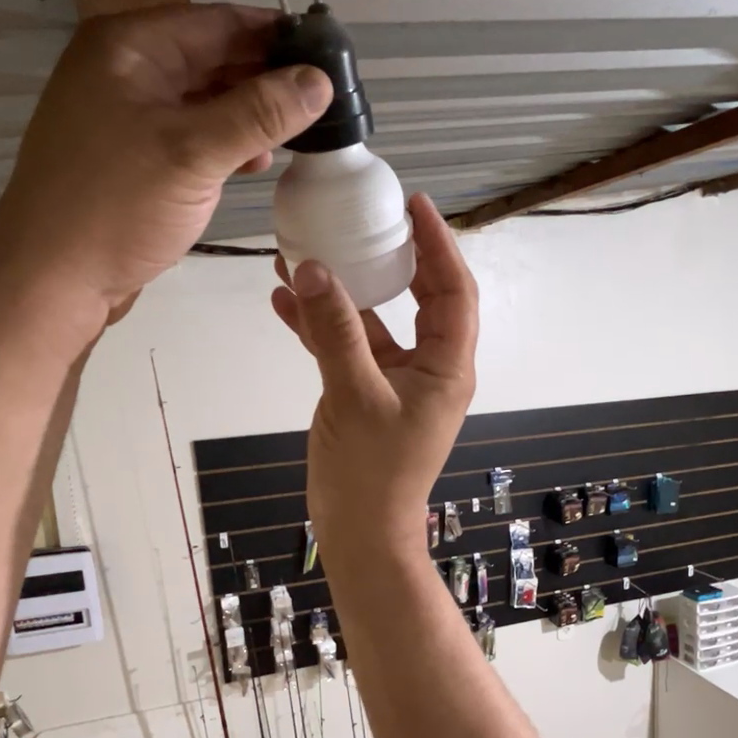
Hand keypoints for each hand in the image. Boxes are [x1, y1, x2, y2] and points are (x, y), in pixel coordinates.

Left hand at [0, 4, 333, 318]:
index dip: (275, 37)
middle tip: (324, 101)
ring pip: (204, 98)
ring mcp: (127, 113)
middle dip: (266, 78)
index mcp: (131, 47)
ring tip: (300, 135)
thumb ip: (260, 113)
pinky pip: (190, 133)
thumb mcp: (195, 153)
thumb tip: (319, 82)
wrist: (54, 276)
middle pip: (212, 57)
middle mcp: (126, 69)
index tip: (328, 56)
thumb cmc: (116, 206)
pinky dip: (226, 143)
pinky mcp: (134, 154)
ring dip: (250, 114)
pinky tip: (256, 162)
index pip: (218, 22)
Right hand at [271, 194, 478, 563]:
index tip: (416, 205)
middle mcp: (428, 369)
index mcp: (446, 367)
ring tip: (304, 253)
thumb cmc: (372, 473)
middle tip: (366, 218)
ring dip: (343, 292)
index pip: (454, 292)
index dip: (439, 246)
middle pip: (418, 299)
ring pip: (374, 322)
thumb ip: (335, 332)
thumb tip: (313, 270)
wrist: (359, 532)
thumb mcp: (355, 396)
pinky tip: (284, 302)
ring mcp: (395, 382)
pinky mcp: (365, 395)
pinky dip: (320, 327)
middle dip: (393, 258)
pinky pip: (347, 350)